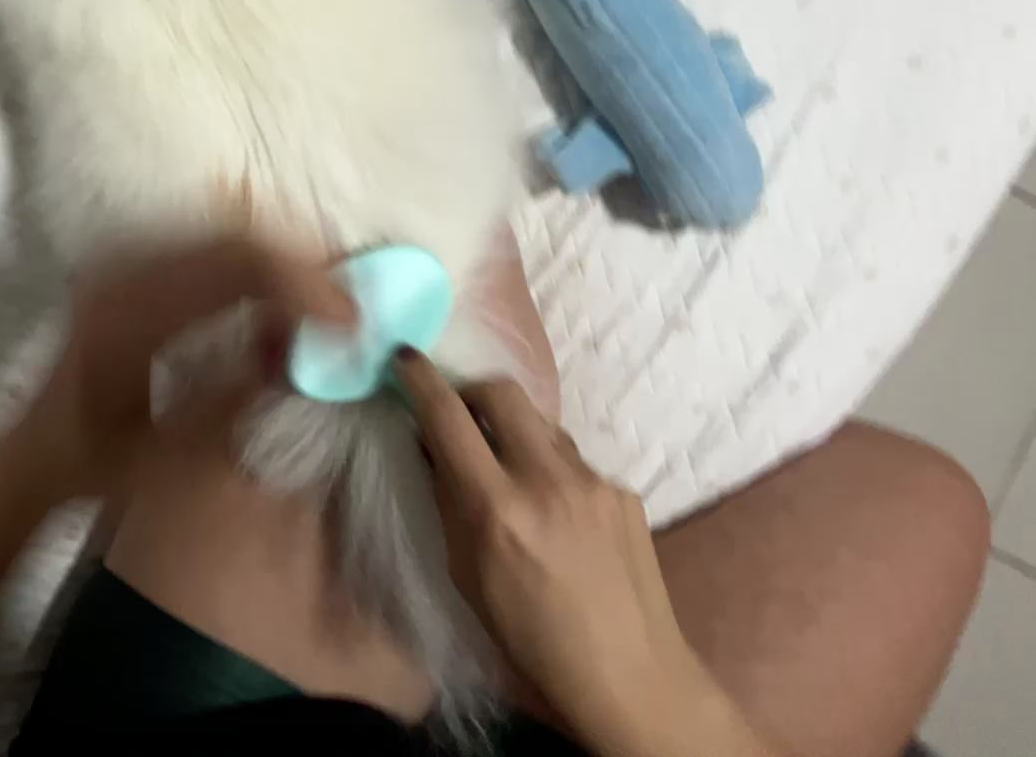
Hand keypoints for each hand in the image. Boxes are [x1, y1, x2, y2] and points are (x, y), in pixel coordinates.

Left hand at [12, 237, 354, 500]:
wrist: (36, 449)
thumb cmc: (97, 462)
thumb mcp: (169, 451)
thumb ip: (237, 398)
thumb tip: (304, 352)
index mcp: (132, 315)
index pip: (236, 267)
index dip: (304, 285)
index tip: (349, 321)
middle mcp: (126, 271)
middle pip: (237, 235)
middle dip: (303, 265)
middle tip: (346, 306)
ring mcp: (126, 261)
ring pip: (225, 233)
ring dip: (282, 259)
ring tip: (322, 301)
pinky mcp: (132, 265)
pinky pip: (208, 245)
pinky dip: (253, 264)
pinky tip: (278, 295)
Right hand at [397, 351, 776, 756]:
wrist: (631, 678)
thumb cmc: (527, 636)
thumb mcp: (465, 570)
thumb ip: (447, 497)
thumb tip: (431, 444)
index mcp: (496, 507)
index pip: (447, 416)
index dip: (420, 379)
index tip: (405, 358)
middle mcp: (547, 480)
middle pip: (501, 391)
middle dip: (471, 390)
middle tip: (459, 413)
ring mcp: (593, 481)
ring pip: (540, 422)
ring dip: (513, 431)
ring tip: (511, 472)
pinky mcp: (622, 491)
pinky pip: (572, 458)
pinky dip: (549, 467)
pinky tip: (555, 512)